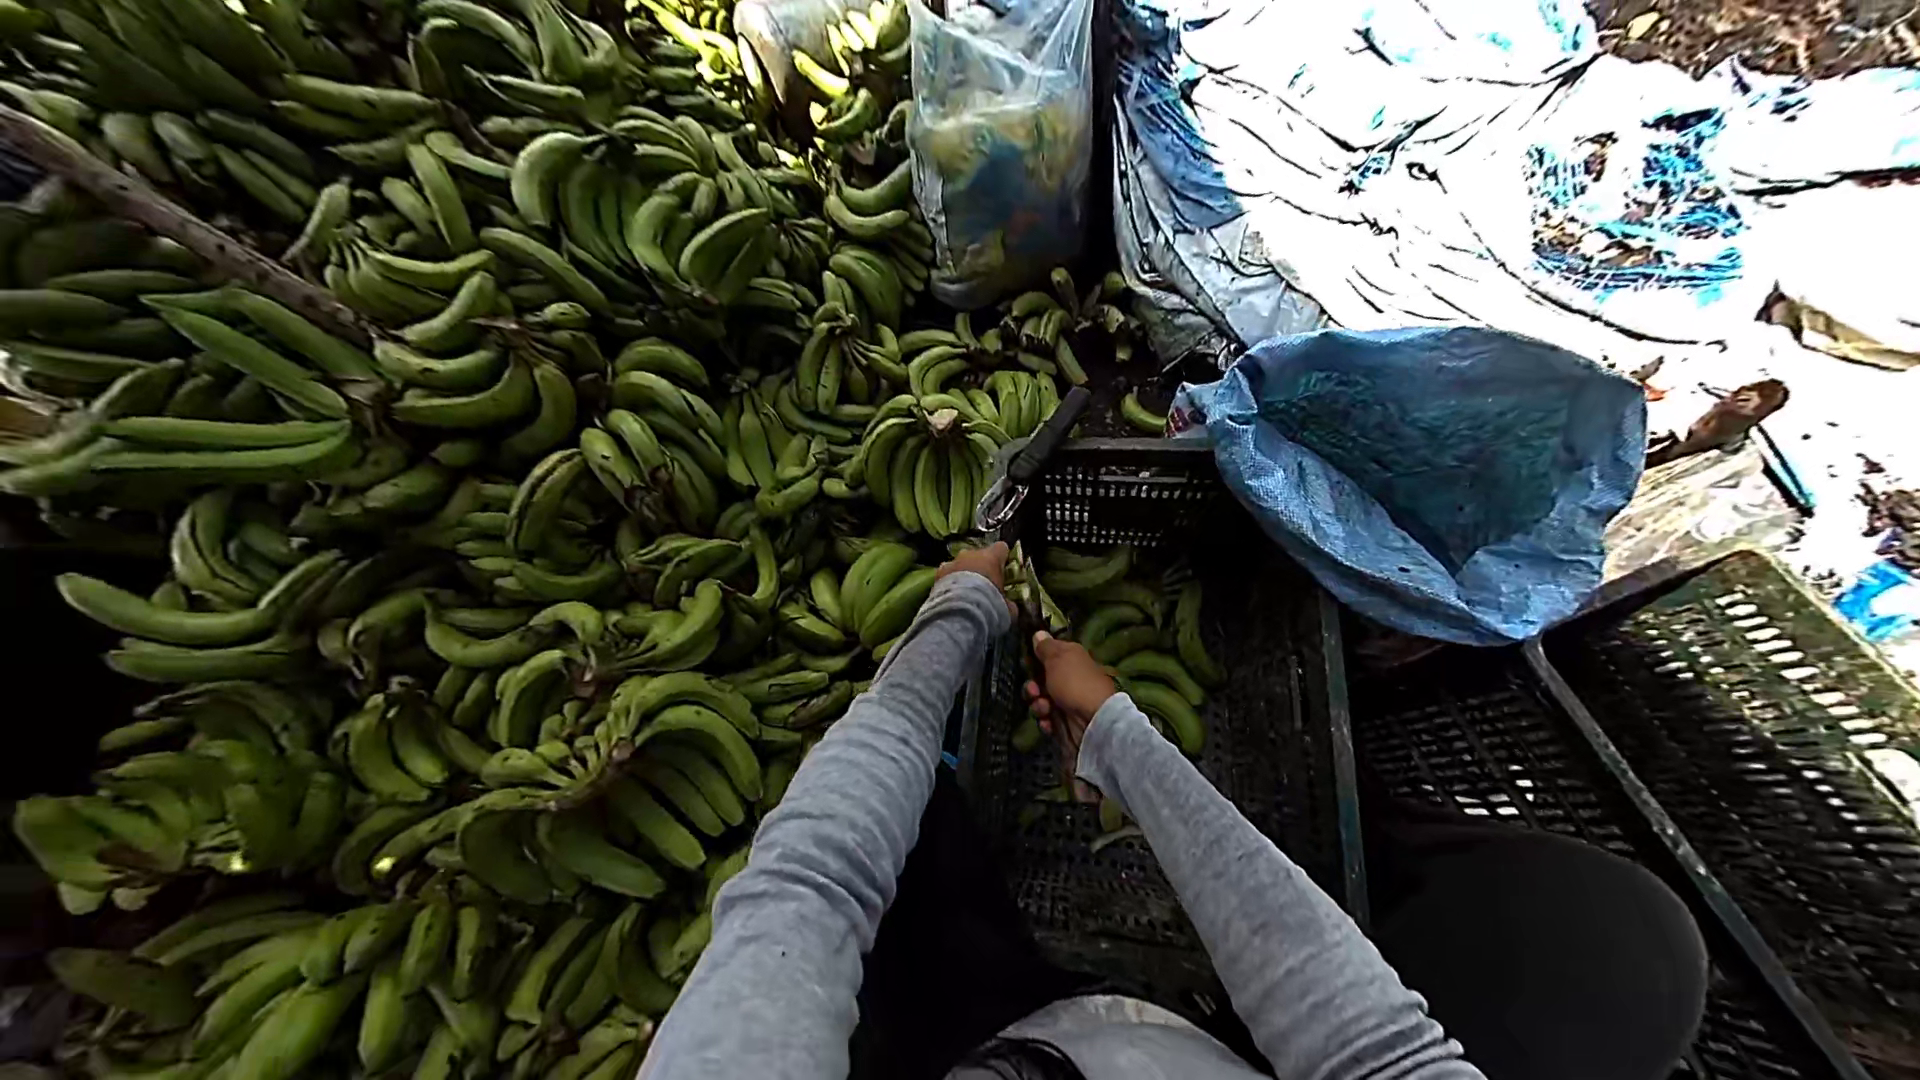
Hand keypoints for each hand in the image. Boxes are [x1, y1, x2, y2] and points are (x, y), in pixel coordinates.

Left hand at [936, 541, 1014, 619]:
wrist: (959, 612)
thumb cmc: (989, 604)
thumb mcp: (1007, 608)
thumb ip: (1009, 603)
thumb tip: (1011, 606)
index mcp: (992, 556)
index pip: (1002, 548)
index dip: (1003, 558)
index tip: (1004, 569)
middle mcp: (971, 554)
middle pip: (979, 554)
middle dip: (981, 566)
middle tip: (984, 585)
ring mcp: (952, 561)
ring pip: (961, 563)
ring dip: (963, 572)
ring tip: (965, 591)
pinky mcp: (938, 573)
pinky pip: (946, 573)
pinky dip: (948, 581)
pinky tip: (950, 596)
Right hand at [1023, 631, 1116, 801]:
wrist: (1094, 722)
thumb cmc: (1075, 683)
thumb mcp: (1058, 658)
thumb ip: (1045, 647)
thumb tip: (1039, 633)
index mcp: (1070, 659)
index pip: (1047, 655)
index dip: (1034, 659)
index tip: (1027, 663)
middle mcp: (1068, 679)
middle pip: (1039, 680)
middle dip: (1032, 686)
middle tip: (1034, 690)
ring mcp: (1066, 702)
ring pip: (1040, 700)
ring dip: (1037, 704)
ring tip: (1044, 709)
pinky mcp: (1064, 723)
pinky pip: (1046, 719)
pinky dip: (1045, 720)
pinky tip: (1049, 722)